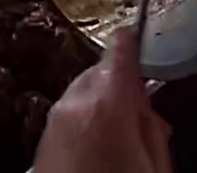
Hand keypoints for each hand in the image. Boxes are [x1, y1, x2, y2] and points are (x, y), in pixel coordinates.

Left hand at [33, 28, 172, 172]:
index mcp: (109, 102)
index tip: (141, 37)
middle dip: (120, 87)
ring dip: (99, 106)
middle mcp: (76, 102)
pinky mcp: (42, 143)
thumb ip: (153, 127)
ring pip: (84, 93)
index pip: (122, 47)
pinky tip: (95, 157)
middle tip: (138, 118)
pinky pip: (68, 117)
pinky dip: (82, 125)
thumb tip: (149, 105)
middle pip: (102, 71)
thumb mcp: (155, 170)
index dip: (135, 40)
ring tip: (116, 145)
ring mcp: (55, 122)